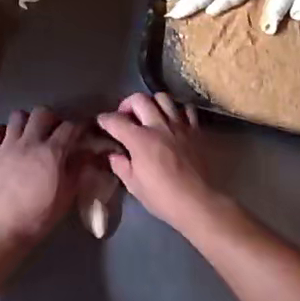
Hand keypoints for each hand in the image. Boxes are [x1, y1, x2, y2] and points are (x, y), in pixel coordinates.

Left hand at [0, 107, 84, 251]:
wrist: (6, 228)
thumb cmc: (41, 214)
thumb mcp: (67, 194)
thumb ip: (78, 169)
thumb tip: (88, 154)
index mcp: (52, 152)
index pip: (70, 126)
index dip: (78, 126)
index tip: (82, 132)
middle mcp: (30, 142)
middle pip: (42, 112)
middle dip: (51, 118)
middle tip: (54, 132)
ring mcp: (8, 146)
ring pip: (17, 116)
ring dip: (26, 121)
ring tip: (30, 134)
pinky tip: (6, 142)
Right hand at [96, 92, 226, 231]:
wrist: (197, 202)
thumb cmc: (162, 197)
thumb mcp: (134, 185)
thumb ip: (121, 166)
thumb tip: (114, 155)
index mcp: (139, 140)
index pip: (116, 121)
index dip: (105, 119)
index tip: (102, 122)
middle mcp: (158, 126)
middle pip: (139, 100)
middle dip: (127, 104)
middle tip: (125, 116)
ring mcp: (179, 126)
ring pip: (163, 98)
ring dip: (152, 103)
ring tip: (150, 115)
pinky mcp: (196, 131)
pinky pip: (187, 109)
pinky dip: (177, 111)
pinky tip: (174, 121)